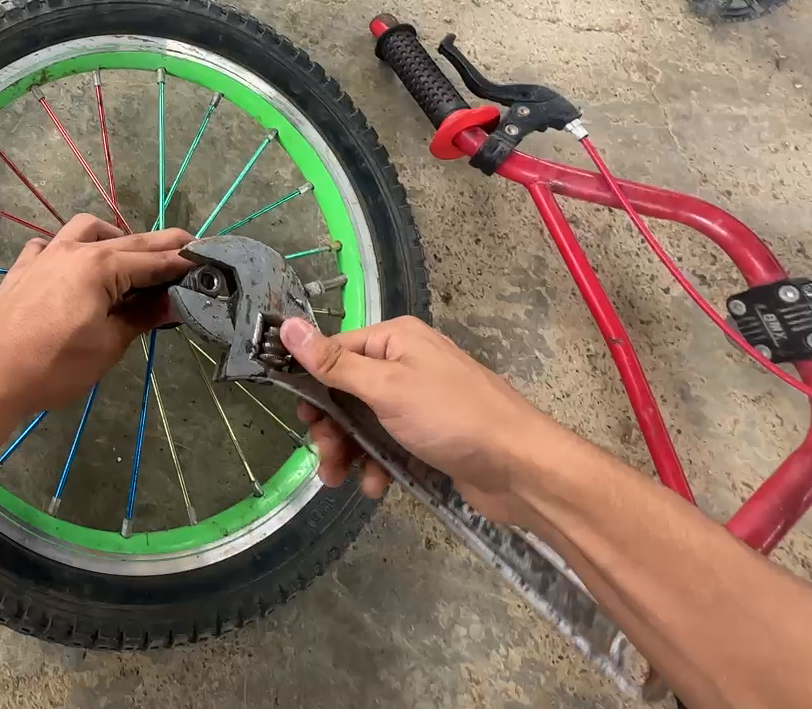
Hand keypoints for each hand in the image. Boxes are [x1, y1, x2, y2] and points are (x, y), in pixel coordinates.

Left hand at [0, 215, 194, 417]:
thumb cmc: (55, 366)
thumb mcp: (108, 345)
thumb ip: (142, 316)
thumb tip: (174, 301)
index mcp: (99, 266)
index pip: (152, 260)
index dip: (181, 260)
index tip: (207, 258)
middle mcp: (73, 249)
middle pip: (127, 241)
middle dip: (159, 244)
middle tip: (188, 247)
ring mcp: (44, 254)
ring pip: (85, 229)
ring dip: (112, 236)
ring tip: (128, 257)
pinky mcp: (23, 267)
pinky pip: (51, 244)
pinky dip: (69, 248)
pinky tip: (73, 267)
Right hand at [282, 315, 565, 523]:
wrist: (525, 471)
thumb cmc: (452, 417)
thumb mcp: (386, 387)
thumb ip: (333, 363)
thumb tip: (286, 325)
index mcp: (394, 340)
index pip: (335, 351)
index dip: (312, 382)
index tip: (298, 414)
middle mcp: (404, 363)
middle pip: (346, 391)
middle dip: (331, 426)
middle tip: (324, 453)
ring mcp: (417, 401)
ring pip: (363, 422)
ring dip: (348, 451)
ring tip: (340, 480)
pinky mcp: (428, 436)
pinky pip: (387, 444)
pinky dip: (376, 464)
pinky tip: (376, 486)